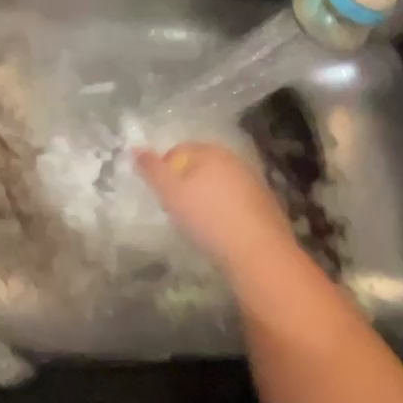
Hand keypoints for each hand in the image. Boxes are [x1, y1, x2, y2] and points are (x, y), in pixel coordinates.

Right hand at [135, 143, 297, 278]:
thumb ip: (151, 169)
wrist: (258, 252)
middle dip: (186, 182)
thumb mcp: (170, 193)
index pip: (179, 150)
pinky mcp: (266, 205)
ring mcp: (254, 182)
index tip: (162, 194)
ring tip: (198, 222)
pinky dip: (225, 210)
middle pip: (201, 165)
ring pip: (219, 184)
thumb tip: (135, 149)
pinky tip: (221, 230)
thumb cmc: (208, 217)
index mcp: (211, 151)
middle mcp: (235, 160)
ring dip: (206, 196)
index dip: (165, 170)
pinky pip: (236, 201)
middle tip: (176, 207)